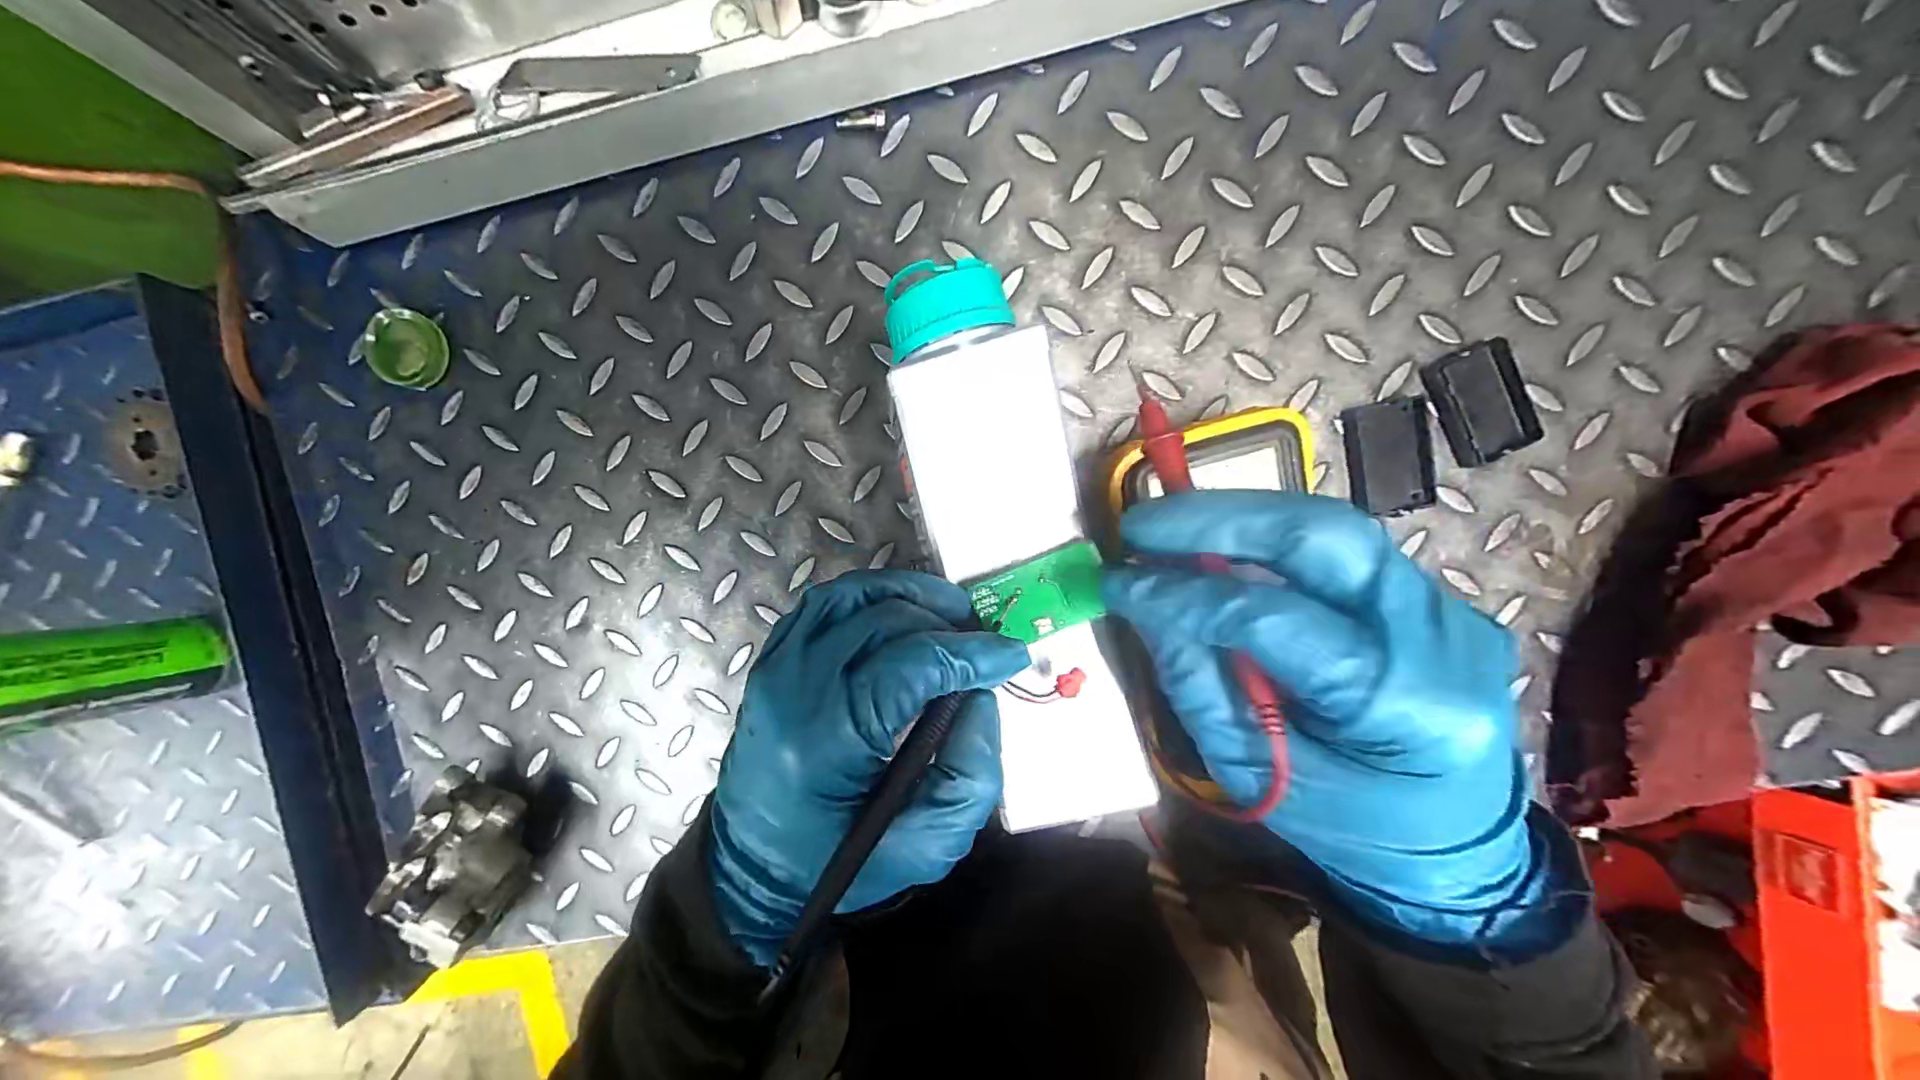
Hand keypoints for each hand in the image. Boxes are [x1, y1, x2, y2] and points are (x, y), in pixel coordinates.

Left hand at [707, 570, 1030, 966]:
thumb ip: (972, 770)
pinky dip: (874, 594)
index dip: (969, 653)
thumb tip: (980, 695)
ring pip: (855, 595)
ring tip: (952, 615)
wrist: (754, 860)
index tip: (1011, 655)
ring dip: (912, 595)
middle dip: (949, 624)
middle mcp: (794, 690)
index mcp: (825, 742)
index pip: (910, 665)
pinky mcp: (775, 658)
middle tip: (984, 644)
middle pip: (886, 621)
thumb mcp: (927, 845)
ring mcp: (778, 667)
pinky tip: (904, 611)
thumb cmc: (840, 862)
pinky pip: (828, 600)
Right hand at [1104, 492, 1570, 956]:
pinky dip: (1263, 538)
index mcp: (1400, 705)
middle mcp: (1439, 636)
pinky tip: (1214, 545)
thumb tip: (1143, 603)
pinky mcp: (1430, 594)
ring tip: (1164, 528)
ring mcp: (1444, 606)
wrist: (1452, 843)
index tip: (1115, 582)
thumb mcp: (1251, 771)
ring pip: (1329, 525)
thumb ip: (1195, 680)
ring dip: (1235, 517)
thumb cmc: (1346, 828)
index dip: (1182, 593)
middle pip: (1319, 535)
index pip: (1270, 617)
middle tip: (1138, 527)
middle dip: (1214, 519)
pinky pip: (1334, 547)